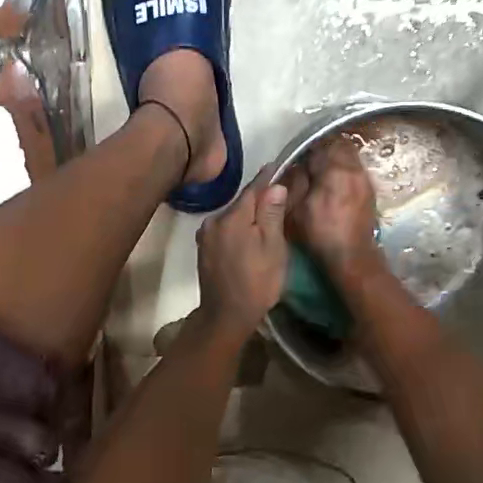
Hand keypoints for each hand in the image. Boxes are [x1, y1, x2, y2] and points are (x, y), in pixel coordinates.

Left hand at [196, 171, 290, 332]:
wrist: (226, 316)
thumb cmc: (257, 281)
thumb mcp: (273, 247)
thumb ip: (271, 213)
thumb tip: (275, 185)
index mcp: (234, 217)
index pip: (253, 189)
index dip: (267, 178)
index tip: (277, 166)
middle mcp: (215, 220)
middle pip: (242, 202)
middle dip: (259, 197)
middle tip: (278, 193)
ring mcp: (206, 236)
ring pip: (233, 216)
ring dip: (247, 214)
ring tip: (266, 216)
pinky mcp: (204, 249)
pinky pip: (225, 229)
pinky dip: (238, 227)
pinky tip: (248, 235)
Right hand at [287, 136, 379, 273]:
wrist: (352, 256)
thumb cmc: (321, 233)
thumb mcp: (296, 210)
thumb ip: (295, 183)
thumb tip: (298, 167)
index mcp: (336, 170)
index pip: (320, 147)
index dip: (307, 153)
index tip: (299, 163)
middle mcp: (354, 169)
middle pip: (339, 146)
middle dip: (324, 152)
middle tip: (311, 165)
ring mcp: (365, 179)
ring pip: (350, 156)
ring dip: (336, 160)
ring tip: (322, 175)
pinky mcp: (370, 190)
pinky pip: (356, 169)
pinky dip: (345, 171)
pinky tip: (335, 186)